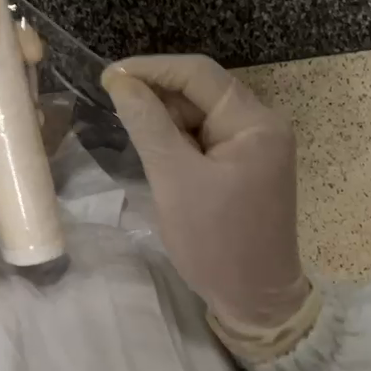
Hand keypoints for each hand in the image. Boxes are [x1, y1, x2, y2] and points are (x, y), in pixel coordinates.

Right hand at [101, 55, 309, 329]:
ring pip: (199, 113)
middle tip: (111, 99)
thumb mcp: (174, 179)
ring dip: (163, 115)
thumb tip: (120, 82)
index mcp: (254, 123)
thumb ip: (148, 124)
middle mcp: (261, 125)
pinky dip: (175, 136)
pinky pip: (204, 136)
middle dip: (156, 91)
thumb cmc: (216, 241)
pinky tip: (150, 143)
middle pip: (201, 90)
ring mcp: (254, 147)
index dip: (151, 68)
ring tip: (125, 122)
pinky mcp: (243, 166)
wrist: (254, 302)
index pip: (198, 74)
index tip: (109, 76)